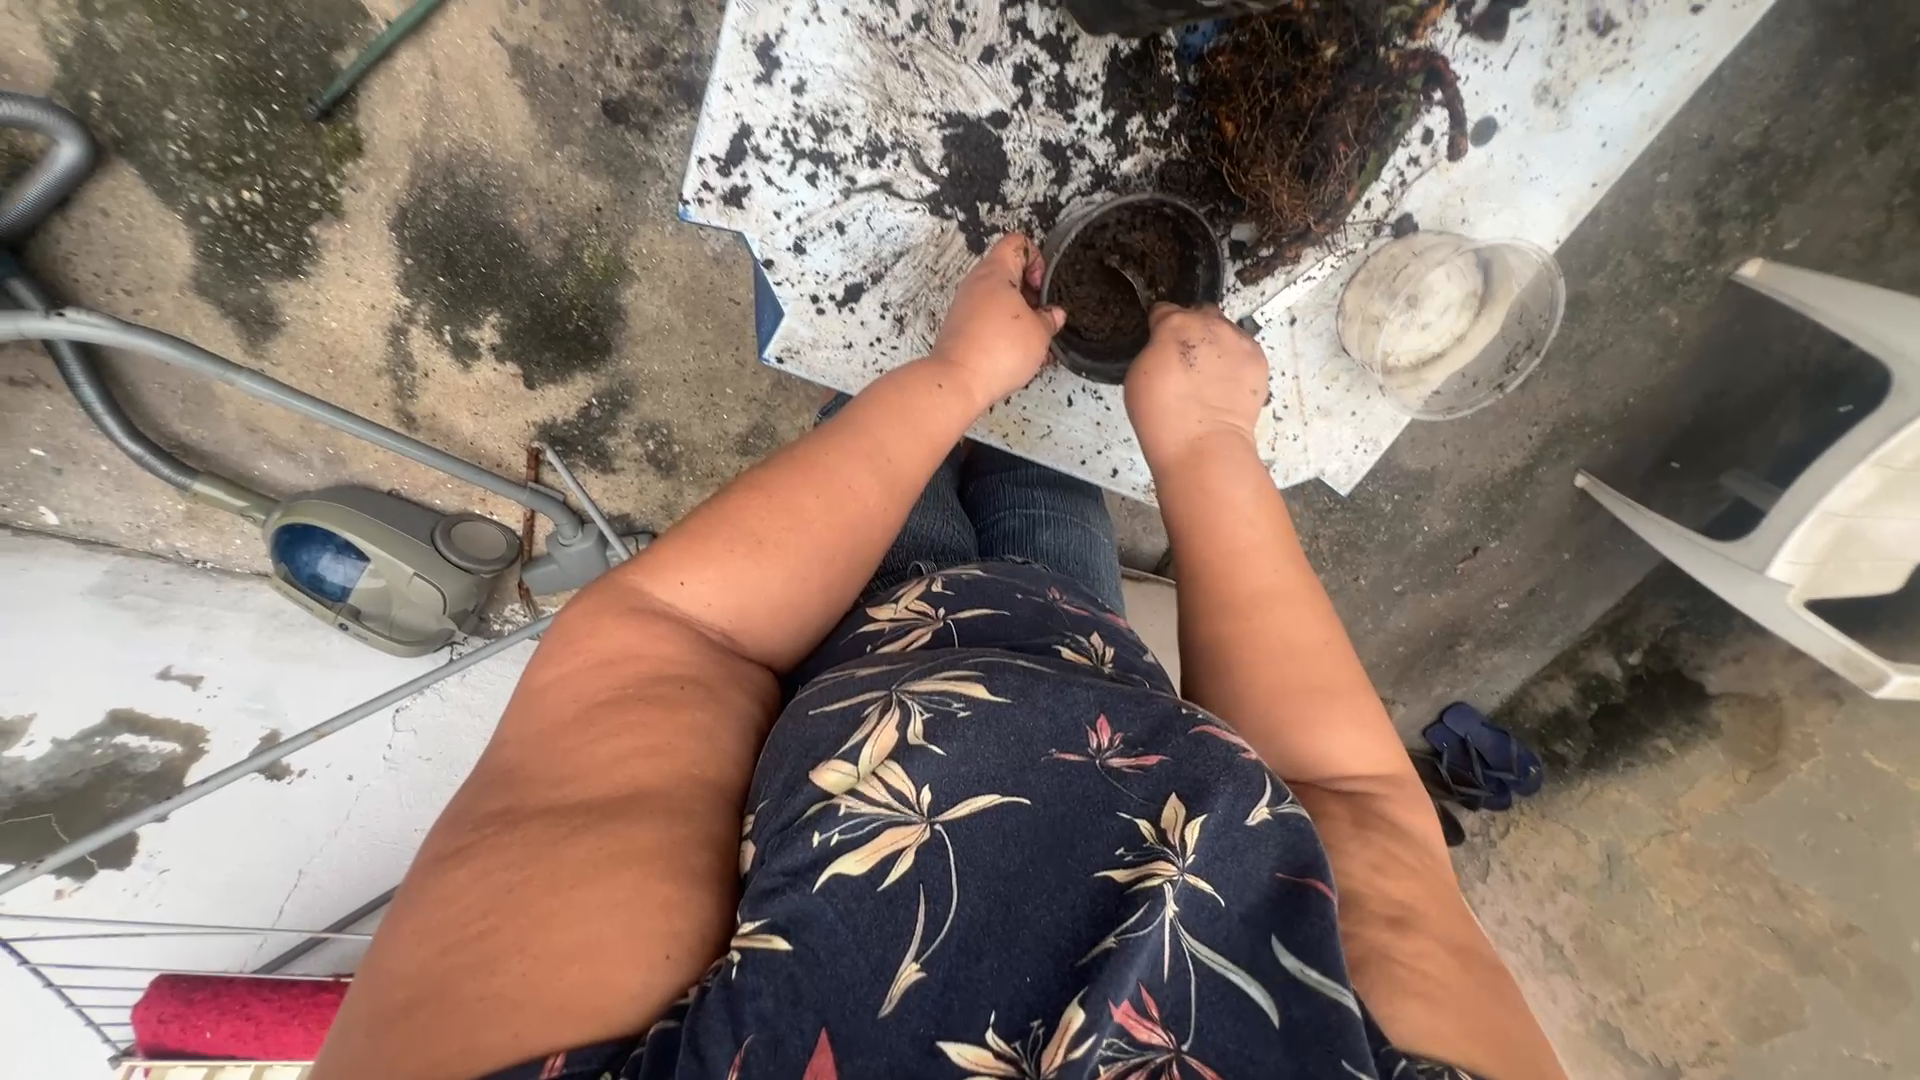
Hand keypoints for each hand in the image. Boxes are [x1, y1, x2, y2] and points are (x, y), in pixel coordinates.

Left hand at [927, 234, 1066, 406]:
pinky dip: (1003, 333)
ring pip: (998, 301)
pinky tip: (1015, 355)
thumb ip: (1050, 319)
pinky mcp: (960, 329)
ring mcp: (965, 307)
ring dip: (1018, 317)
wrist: (958, 382)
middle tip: (1040, 316)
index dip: (1037, 260)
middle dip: (1030, 294)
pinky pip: (986, 322)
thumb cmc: (995, 352)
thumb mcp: (1040, 333)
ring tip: (1031, 341)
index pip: (1017, 243)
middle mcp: (975, 284)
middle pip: (1008, 274)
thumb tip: (1053, 315)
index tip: (1042, 286)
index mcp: (995, 271)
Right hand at [1124, 303, 1269, 467]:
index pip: (1165, 310)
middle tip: (1186, 361)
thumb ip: (1153, 349)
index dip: (1159, 326)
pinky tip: (1224, 385)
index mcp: (1174, 324)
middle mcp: (1209, 324)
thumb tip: (1164, 346)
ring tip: (1208, 378)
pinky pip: (1244, 351)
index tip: (1159, 340)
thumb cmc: (1162, 416)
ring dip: (1217, 345)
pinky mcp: (1258, 360)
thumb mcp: (1137, 375)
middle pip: (1200, 315)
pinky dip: (1235, 362)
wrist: (1201, 444)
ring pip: (1226, 331)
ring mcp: (1237, 341)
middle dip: (1193, 330)